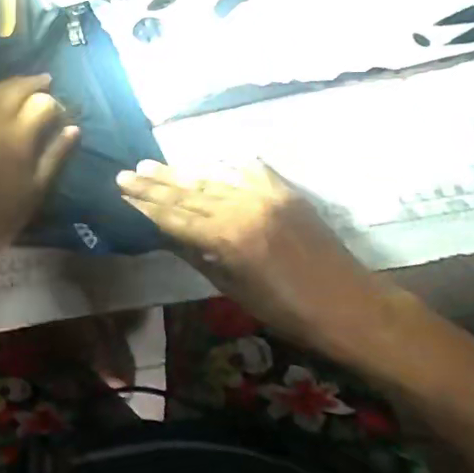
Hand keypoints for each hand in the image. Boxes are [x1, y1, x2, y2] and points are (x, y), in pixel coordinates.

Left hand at [0, 75, 80, 259]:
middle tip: (45, 81)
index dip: (54, 104)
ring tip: (19, 85)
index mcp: (17, 137)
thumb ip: (56, 154)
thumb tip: (73, 129)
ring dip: (5, 85)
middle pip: (13, 90)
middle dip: (31, 82)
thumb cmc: (6, 212)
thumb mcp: (38, 186)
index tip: (61, 113)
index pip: (40, 104)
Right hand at [117, 160, 399, 357]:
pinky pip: (249, 171)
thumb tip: (165, 234)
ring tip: (150, 164)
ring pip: (212, 179)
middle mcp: (243, 209)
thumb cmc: (288, 312)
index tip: (121, 191)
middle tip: (125, 173)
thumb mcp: (234, 289)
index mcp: (228, 238)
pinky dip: (226, 166)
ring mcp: (266, 197)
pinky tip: (209, 160)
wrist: (353, 307)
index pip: (175, 216)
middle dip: (153, 184)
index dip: (145, 205)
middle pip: (188, 193)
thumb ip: (197, 256)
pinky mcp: (287, 193)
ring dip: (180, 173)